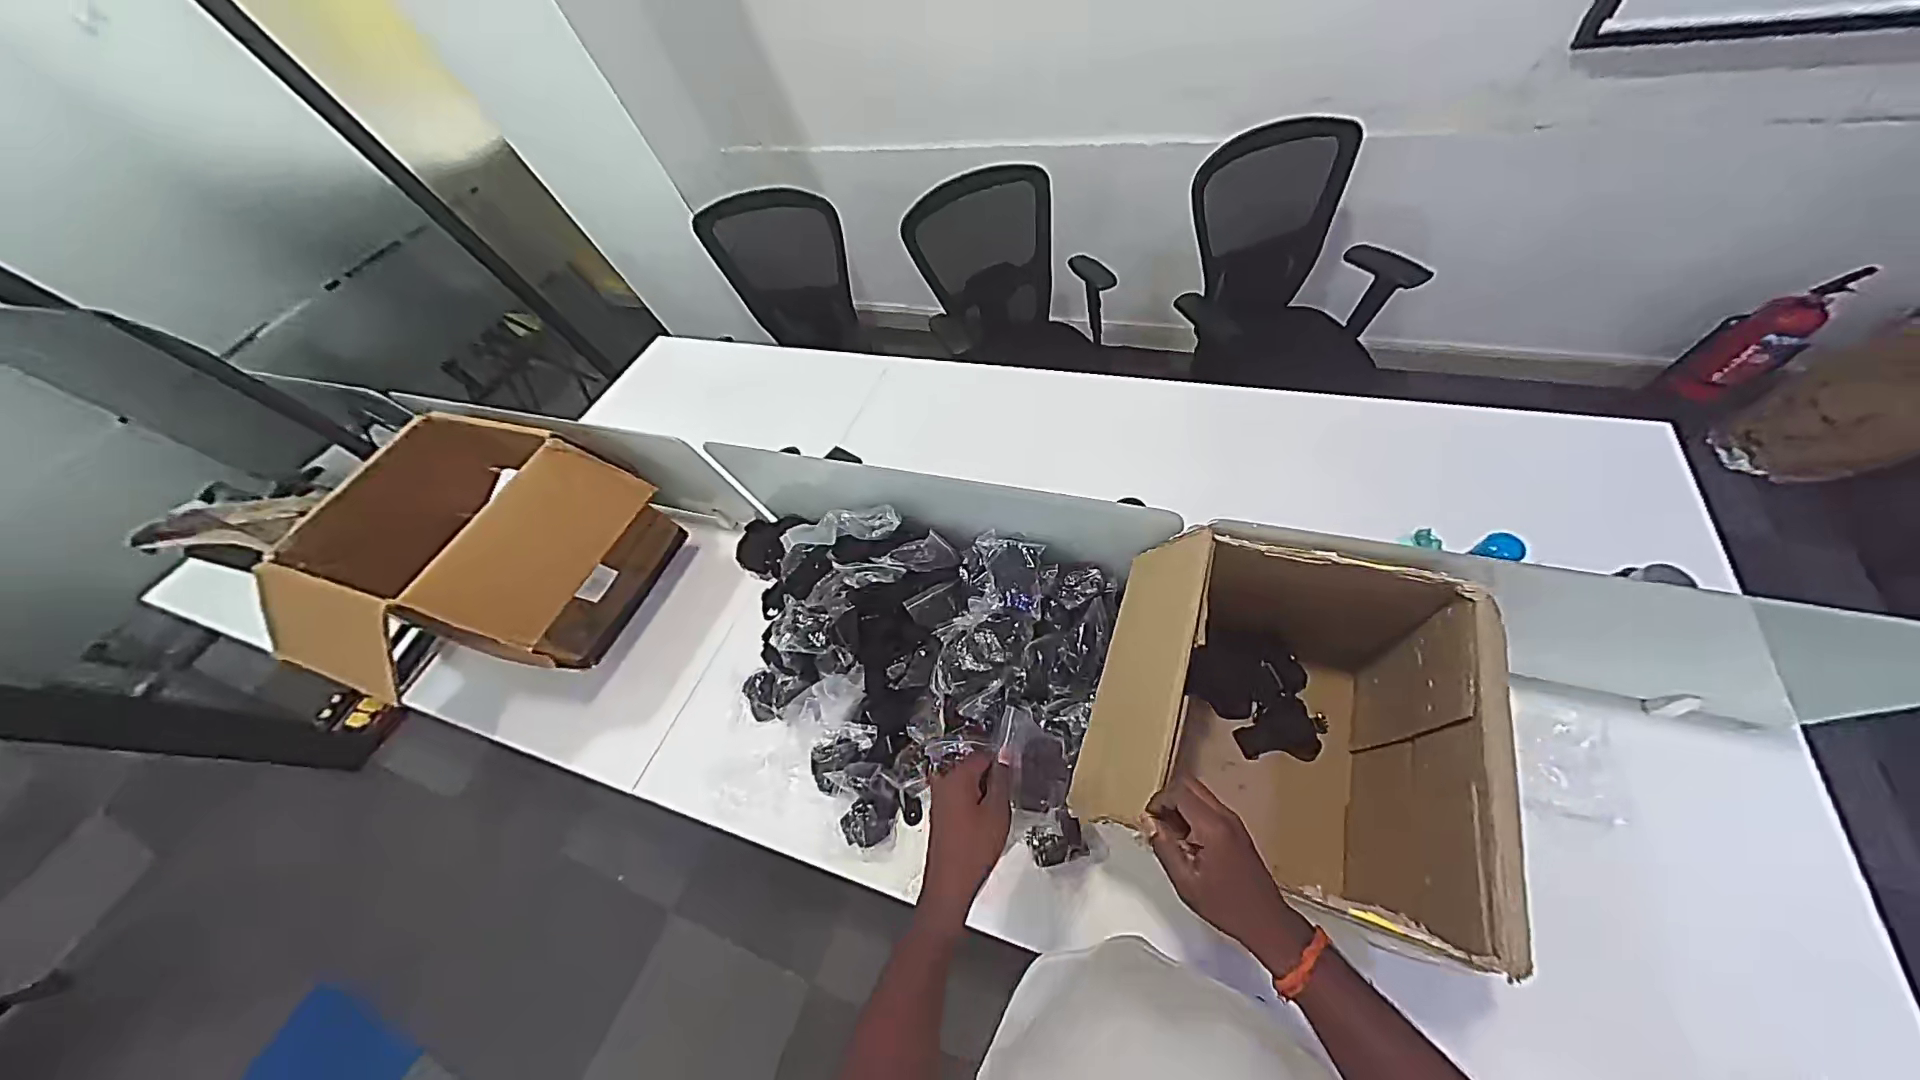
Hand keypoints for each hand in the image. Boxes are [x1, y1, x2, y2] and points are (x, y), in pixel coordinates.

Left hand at [919, 752, 1010, 929]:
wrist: (950, 883)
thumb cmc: (971, 852)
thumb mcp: (998, 811)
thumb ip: (1002, 779)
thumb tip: (1005, 757)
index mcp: (956, 776)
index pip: (984, 754)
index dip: (1002, 763)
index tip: (1014, 773)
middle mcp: (943, 782)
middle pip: (974, 767)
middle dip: (992, 779)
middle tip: (1005, 798)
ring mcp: (939, 797)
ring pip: (968, 783)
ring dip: (983, 793)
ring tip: (995, 814)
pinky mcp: (940, 812)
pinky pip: (960, 797)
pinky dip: (973, 804)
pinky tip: (983, 823)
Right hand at [1147, 775, 1314, 969]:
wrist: (1267, 921)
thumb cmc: (1228, 906)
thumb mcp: (1186, 881)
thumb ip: (1163, 846)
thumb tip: (1148, 822)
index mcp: (1213, 827)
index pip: (1178, 792)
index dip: (1158, 802)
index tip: (1150, 821)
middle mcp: (1225, 817)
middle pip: (1189, 784)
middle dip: (1168, 798)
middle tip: (1158, 823)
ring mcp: (1233, 821)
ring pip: (1198, 793)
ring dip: (1180, 806)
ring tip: (1173, 836)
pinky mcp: (1236, 829)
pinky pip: (1208, 807)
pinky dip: (1192, 814)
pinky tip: (1189, 842)